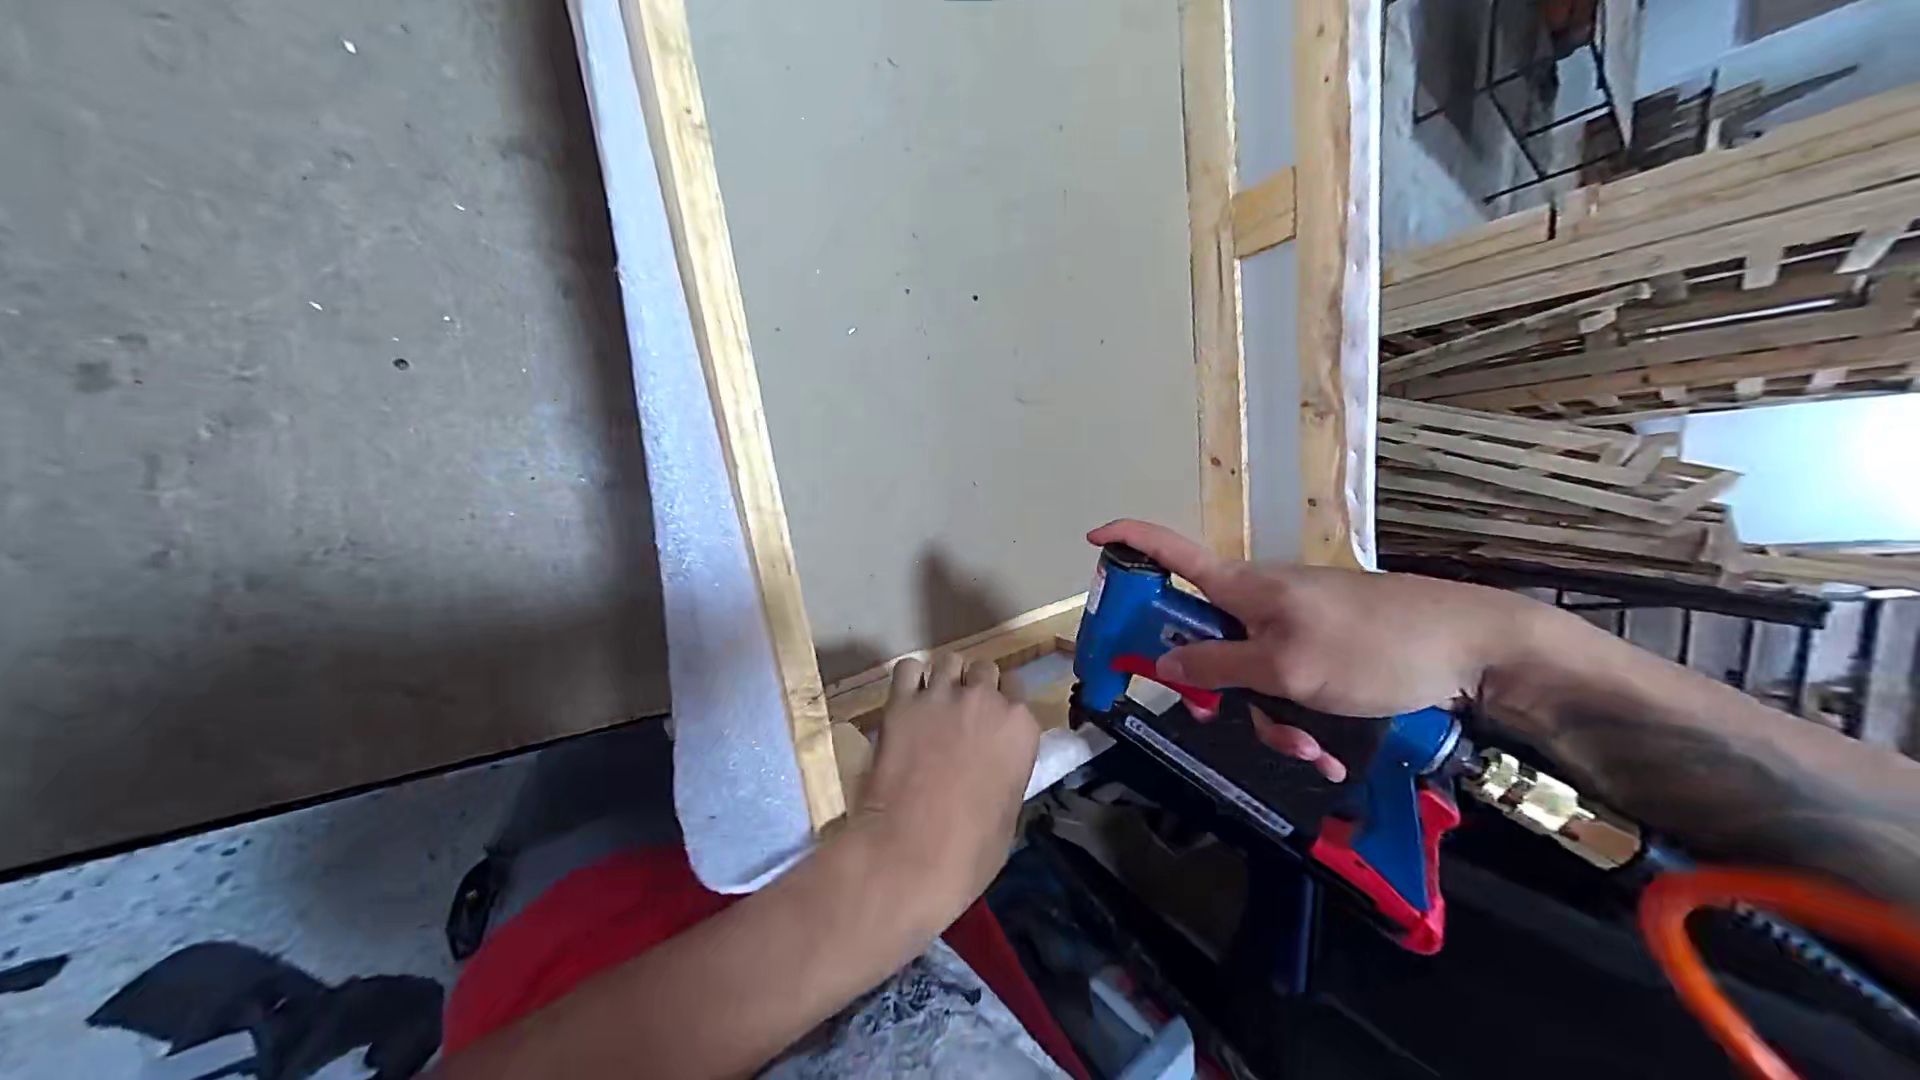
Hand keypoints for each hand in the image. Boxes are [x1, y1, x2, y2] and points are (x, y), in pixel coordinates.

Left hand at [851, 654, 1040, 921]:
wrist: (911, 853)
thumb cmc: (971, 848)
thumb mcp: (1010, 809)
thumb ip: (1007, 768)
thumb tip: (996, 764)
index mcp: (1020, 726)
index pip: (1016, 691)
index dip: (1001, 706)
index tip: (990, 724)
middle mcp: (985, 699)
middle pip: (984, 670)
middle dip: (975, 688)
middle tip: (961, 715)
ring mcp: (941, 695)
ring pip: (949, 662)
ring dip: (945, 679)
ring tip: (934, 703)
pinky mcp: (901, 701)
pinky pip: (908, 669)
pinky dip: (909, 680)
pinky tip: (908, 698)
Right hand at [1088, 519, 1540, 778]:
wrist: (1473, 647)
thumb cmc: (1370, 645)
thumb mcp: (1285, 667)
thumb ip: (1217, 664)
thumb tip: (1163, 660)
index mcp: (1240, 588)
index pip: (1169, 550)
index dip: (1127, 539)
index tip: (1091, 538)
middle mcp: (1255, 601)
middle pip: (1201, 639)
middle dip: (1212, 689)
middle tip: (1227, 721)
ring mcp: (1287, 624)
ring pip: (1245, 673)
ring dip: (1267, 716)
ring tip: (1309, 749)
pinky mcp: (1318, 646)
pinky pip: (1283, 683)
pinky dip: (1296, 715)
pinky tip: (1327, 749)